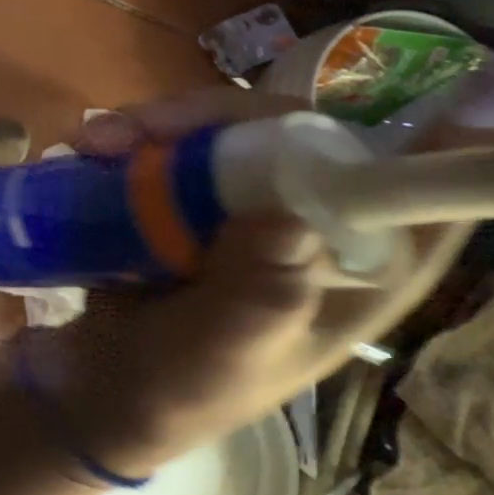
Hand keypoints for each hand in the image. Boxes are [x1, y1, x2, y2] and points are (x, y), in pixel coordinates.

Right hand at [32, 87, 478, 480]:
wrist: (96, 382)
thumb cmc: (179, 381)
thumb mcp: (224, 349)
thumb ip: (260, 294)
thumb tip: (289, 216)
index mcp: (355, 270)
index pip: (409, 195)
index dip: (407, 145)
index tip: (347, 112)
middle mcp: (304, 225)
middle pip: (292, 136)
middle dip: (215, 117)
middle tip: (142, 125)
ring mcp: (235, 206)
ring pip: (219, 130)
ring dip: (150, 122)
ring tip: (89, 142)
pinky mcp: (176, 196)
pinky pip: (163, 144)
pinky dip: (123, 135)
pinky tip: (84, 148)